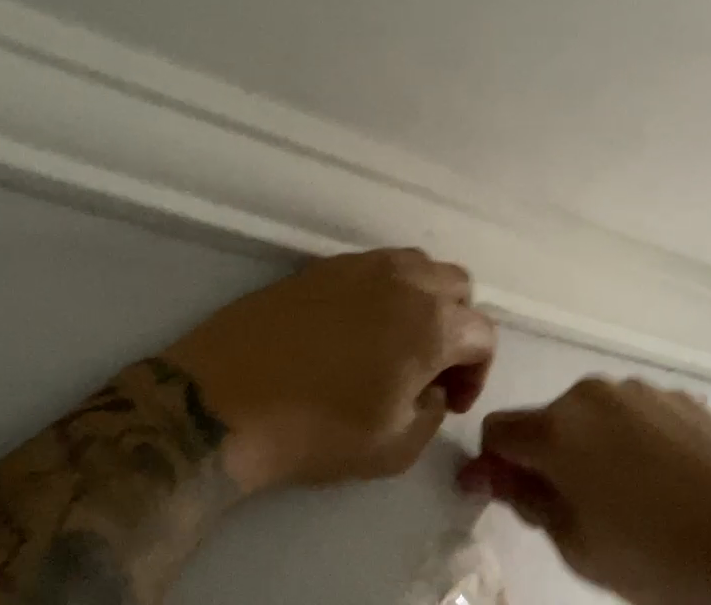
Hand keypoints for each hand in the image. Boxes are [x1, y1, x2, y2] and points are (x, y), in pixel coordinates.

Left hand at [164, 248, 496, 493]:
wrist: (227, 400)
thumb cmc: (317, 429)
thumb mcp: (395, 446)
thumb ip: (431, 412)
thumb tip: (429, 388)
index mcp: (430, 322)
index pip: (483, 332)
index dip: (476, 372)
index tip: (447, 401)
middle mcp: (401, 279)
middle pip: (455, 285)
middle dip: (456, 324)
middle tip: (428, 368)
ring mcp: (357, 265)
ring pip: (414, 265)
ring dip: (421, 299)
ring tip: (394, 343)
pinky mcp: (319, 266)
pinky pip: (371, 266)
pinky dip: (382, 290)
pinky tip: (354, 329)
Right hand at [459, 377, 710, 604]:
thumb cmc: (662, 560)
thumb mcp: (579, 549)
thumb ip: (529, 503)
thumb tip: (500, 477)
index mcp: (557, 427)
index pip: (497, 431)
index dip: (494, 465)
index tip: (508, 496)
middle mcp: (592, 394)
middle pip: (548, 421)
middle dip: (551, 458)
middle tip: (582, 509)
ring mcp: (642, 391)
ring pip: (596, 417)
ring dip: (595, 448)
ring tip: (638, 500)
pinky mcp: (684, 399)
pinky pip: (639, 417)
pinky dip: (638, 443)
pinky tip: (673, 486)